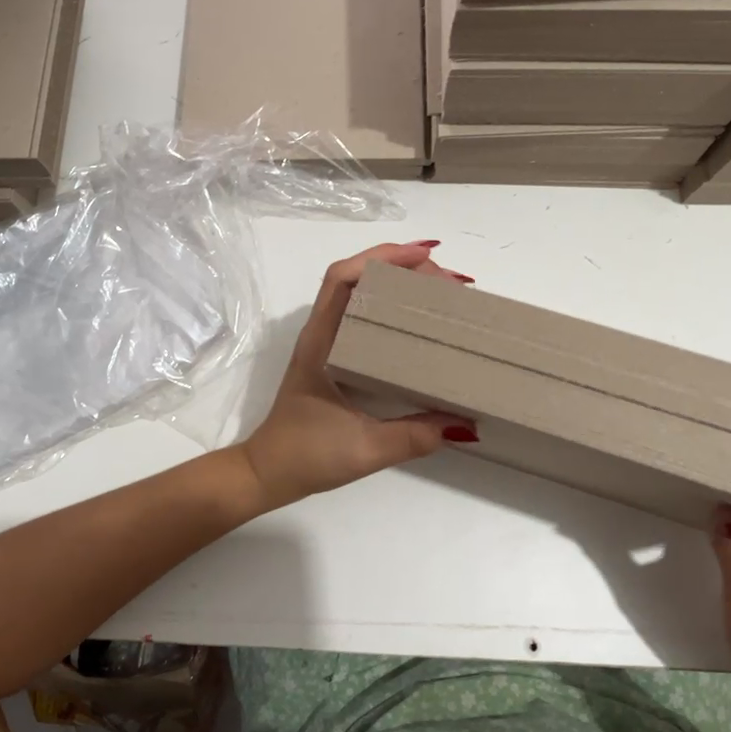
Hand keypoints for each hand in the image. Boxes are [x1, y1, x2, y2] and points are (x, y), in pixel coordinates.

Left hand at [241, 242, 474, 509]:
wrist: (266, 473)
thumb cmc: (306, 456)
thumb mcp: (364, 449)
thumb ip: (413, 436)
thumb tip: (464, 423)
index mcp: (321, 342)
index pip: (342, 279)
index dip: (381, 258)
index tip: (426, 258)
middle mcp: (321, 335)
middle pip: (356, 279)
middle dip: (402, 268)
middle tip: (450, 282)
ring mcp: (325, 345)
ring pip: (359, 297)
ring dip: (397, 285)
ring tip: (442, 292)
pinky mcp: (332, 360)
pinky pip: (362, 319)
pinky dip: (391, 309)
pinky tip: (418, 322)